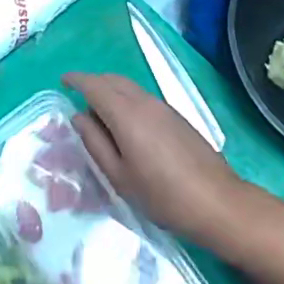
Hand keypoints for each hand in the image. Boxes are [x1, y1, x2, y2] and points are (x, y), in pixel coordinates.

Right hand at [63, 71, 248, 241]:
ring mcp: (163, 107)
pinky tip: (126, 123)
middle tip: (78, 95)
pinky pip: (142, 96)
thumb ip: (95, 143)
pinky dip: (126, 98)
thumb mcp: (119, 177)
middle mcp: (143, 101)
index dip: (76, 80)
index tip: (62, 81)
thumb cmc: (164, 196)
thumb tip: (79, 117)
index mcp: (125, 114)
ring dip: (110, 90)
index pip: (94, 85)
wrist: (220, 204)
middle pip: (112, 79)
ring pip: (128, 86)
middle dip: (92, 82)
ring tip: (100, 111)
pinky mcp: (177, 117)